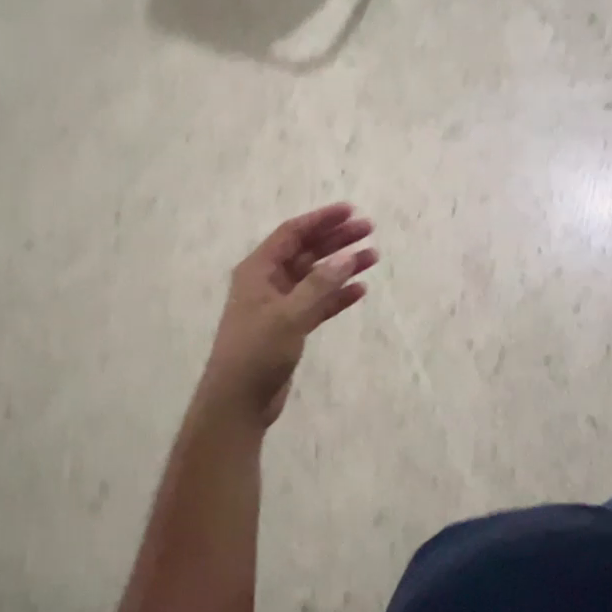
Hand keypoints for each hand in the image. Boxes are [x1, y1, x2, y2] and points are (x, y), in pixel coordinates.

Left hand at [197, 203, 378, 427]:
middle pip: (306, 251)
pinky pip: (318, 303)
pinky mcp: (290, 327)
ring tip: (373, 257)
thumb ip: (319, 285)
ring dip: (341, 266)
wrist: (238, 401)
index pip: (292, 234)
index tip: (351, 210)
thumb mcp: (289, 316)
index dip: (321, 220)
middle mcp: (267, 282)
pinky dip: (337, 296)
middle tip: (369, 230)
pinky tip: (360, 290)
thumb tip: (347, 257)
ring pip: (315, 277)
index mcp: (258, 270)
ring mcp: (279, 305)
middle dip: (336, 239)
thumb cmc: (257, 352)